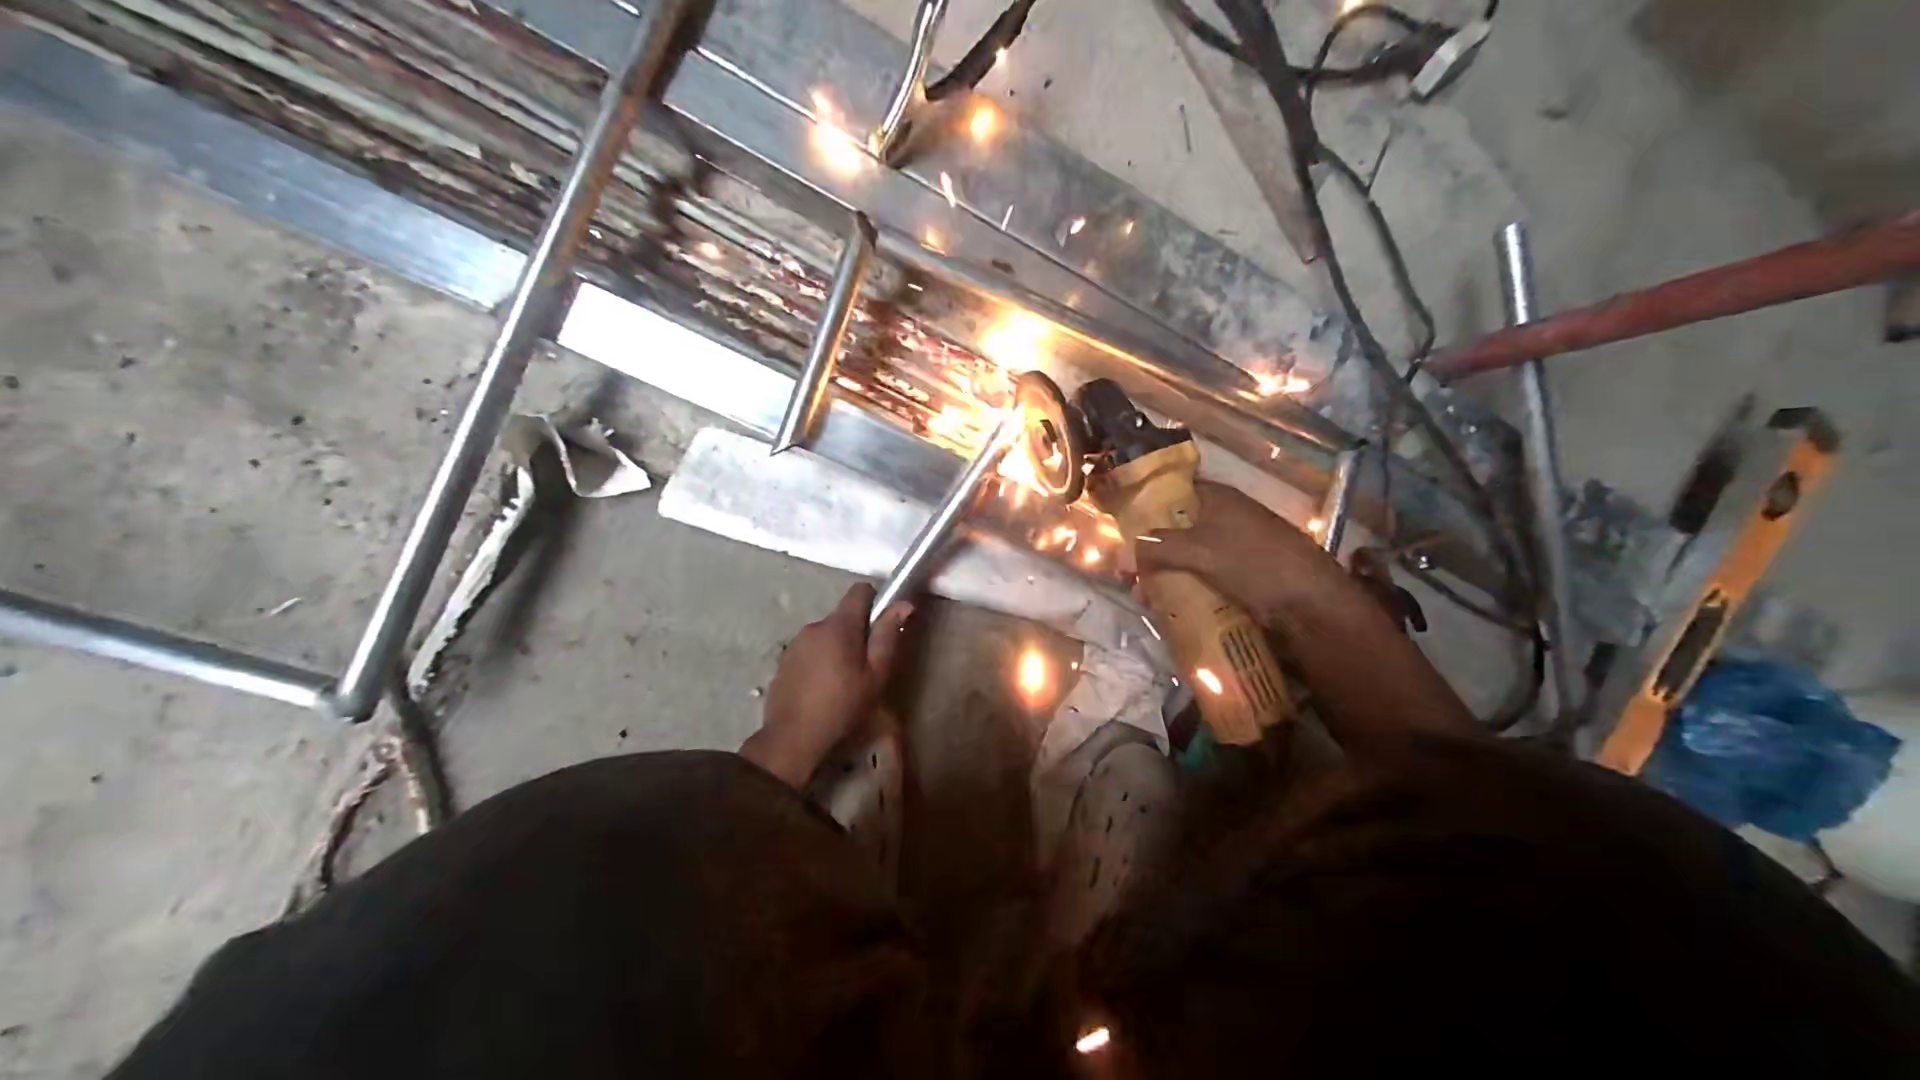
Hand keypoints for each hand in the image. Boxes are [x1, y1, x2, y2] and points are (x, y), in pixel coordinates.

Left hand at [740, 583, 913, 787]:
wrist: (793, 738)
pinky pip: (810, 651)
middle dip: (858, 632)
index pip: (859, 591)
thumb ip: (888, 636)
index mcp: (839, 625)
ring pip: (826, 635)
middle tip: (867, 665)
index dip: (876, 599)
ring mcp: (795, 643)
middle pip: (843, 616)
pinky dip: (820, 661)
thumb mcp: (875, 674)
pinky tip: (823, 688)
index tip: (884, 623)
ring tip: (844, 681)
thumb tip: (904, 604)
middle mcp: (814, 626)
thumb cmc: (842, 706)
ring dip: (838, 648)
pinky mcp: (784, 661)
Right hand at [1134, 480, 1352, 626]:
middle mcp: (1225, 518)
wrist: (1310, 605)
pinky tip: (1166, 606)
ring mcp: (1234, 549)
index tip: (1120, 526)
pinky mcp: (1240, 576)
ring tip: (1143, 596)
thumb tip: (1118, 556)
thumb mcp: (1198, 550)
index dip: (1145, 505)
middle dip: (1149, 550)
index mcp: (1217, 499)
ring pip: (1186, 557)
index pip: (1172, 491)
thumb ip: (1155, 548)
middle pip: (1175, 528)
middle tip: (1127, 571)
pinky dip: (1183, 589)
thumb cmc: (1254, 563)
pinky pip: (1201, 578)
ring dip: (1163, 574)